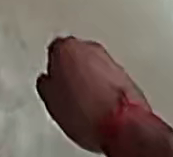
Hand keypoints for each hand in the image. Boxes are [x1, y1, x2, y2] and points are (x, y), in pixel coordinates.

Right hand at [36, 37, 147, 152]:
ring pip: (94, 65)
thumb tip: (47, 82)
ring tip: (88, 102)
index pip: (53, 51)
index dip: (53, 70)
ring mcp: (108, 60)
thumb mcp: (51, 101)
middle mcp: (87, 47)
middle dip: (73, 69)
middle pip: (75, 54)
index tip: (54, 82)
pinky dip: (107, 87)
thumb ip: (46, 84)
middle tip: (70, 90)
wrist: (121, 125)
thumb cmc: (87, 112)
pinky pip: (111, 77)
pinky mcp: (126, 75)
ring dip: (91, 77)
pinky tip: (103, 106)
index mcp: (63, 47)